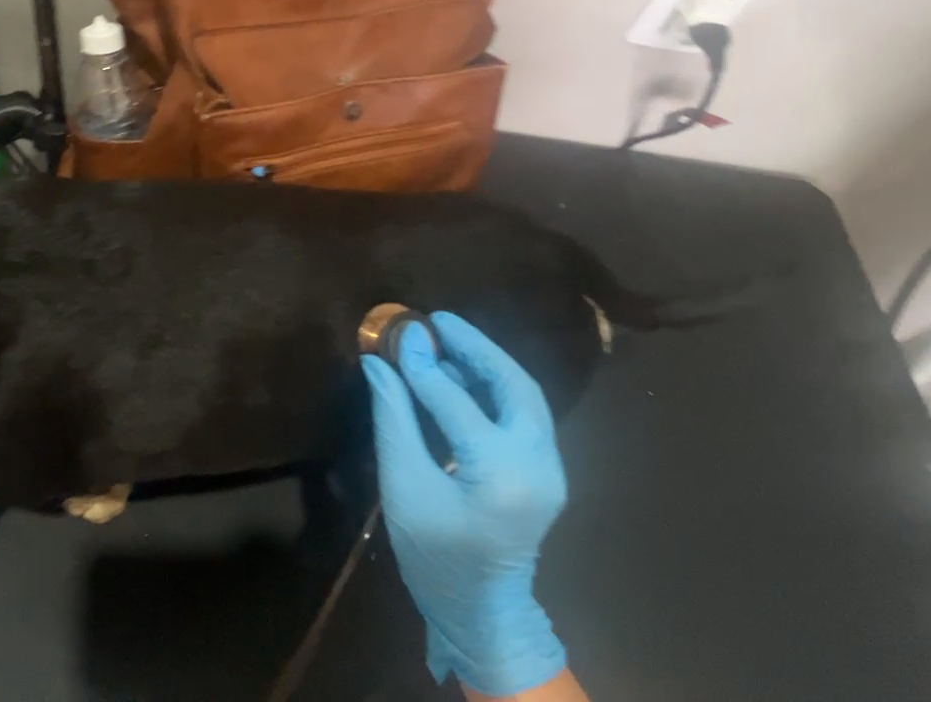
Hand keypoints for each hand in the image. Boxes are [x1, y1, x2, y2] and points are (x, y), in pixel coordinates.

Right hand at [362, 312, 569, 697]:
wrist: (480, 609)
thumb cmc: (432, 555)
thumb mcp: (403, 487)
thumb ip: (394, 419)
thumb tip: (379, 363)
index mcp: (502, 475)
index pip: (458, 402)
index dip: (424, 364)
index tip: (400, 332)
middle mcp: (539, 465)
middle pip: (513, 386)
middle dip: (475, 348)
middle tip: (438, 321)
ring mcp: (550, 468)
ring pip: (524, 396)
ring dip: (488, 362)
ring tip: (448, 338)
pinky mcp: (545, 469)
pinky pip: (522, 413)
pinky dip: (495, 386)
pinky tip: (463, 373)